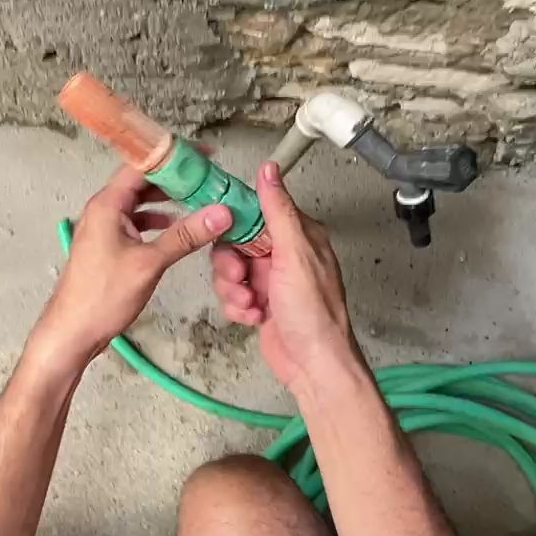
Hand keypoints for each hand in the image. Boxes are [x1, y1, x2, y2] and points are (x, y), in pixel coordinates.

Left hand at [29, 166, 232, 369]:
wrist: (72, 331)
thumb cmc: (101, 297)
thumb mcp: (149, 263)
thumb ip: (185, 235)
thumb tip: (220, 213)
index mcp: (107, 204)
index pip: (141, 164)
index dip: (173, 156)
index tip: (202, 154)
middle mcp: (103, 209)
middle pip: (142, 180)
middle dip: (175, 177)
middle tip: (207, 177)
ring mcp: (104, 227)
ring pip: (139, 202)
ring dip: (167, 199)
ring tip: (198, 199)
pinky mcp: (108, 245)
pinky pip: (135, 221)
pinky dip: (156, 220)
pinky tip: (174, 227)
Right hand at [210, 161, 366, 390]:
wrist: (312, 364)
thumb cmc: (314, 314)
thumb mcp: (294, 255)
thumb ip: (278, 211)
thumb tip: (270, 171)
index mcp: (297, 236)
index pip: (255, 212)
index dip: (234, 223)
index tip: (222, 231)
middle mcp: (283, 254)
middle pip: (234, 243)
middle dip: (230, 265)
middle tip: (241, 279)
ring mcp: (270, 279)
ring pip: (228, 270)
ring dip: (233, 290)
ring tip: (251, 303)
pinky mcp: (259, 301)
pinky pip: (231, 294)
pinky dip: (237, 307)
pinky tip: (254, 316)